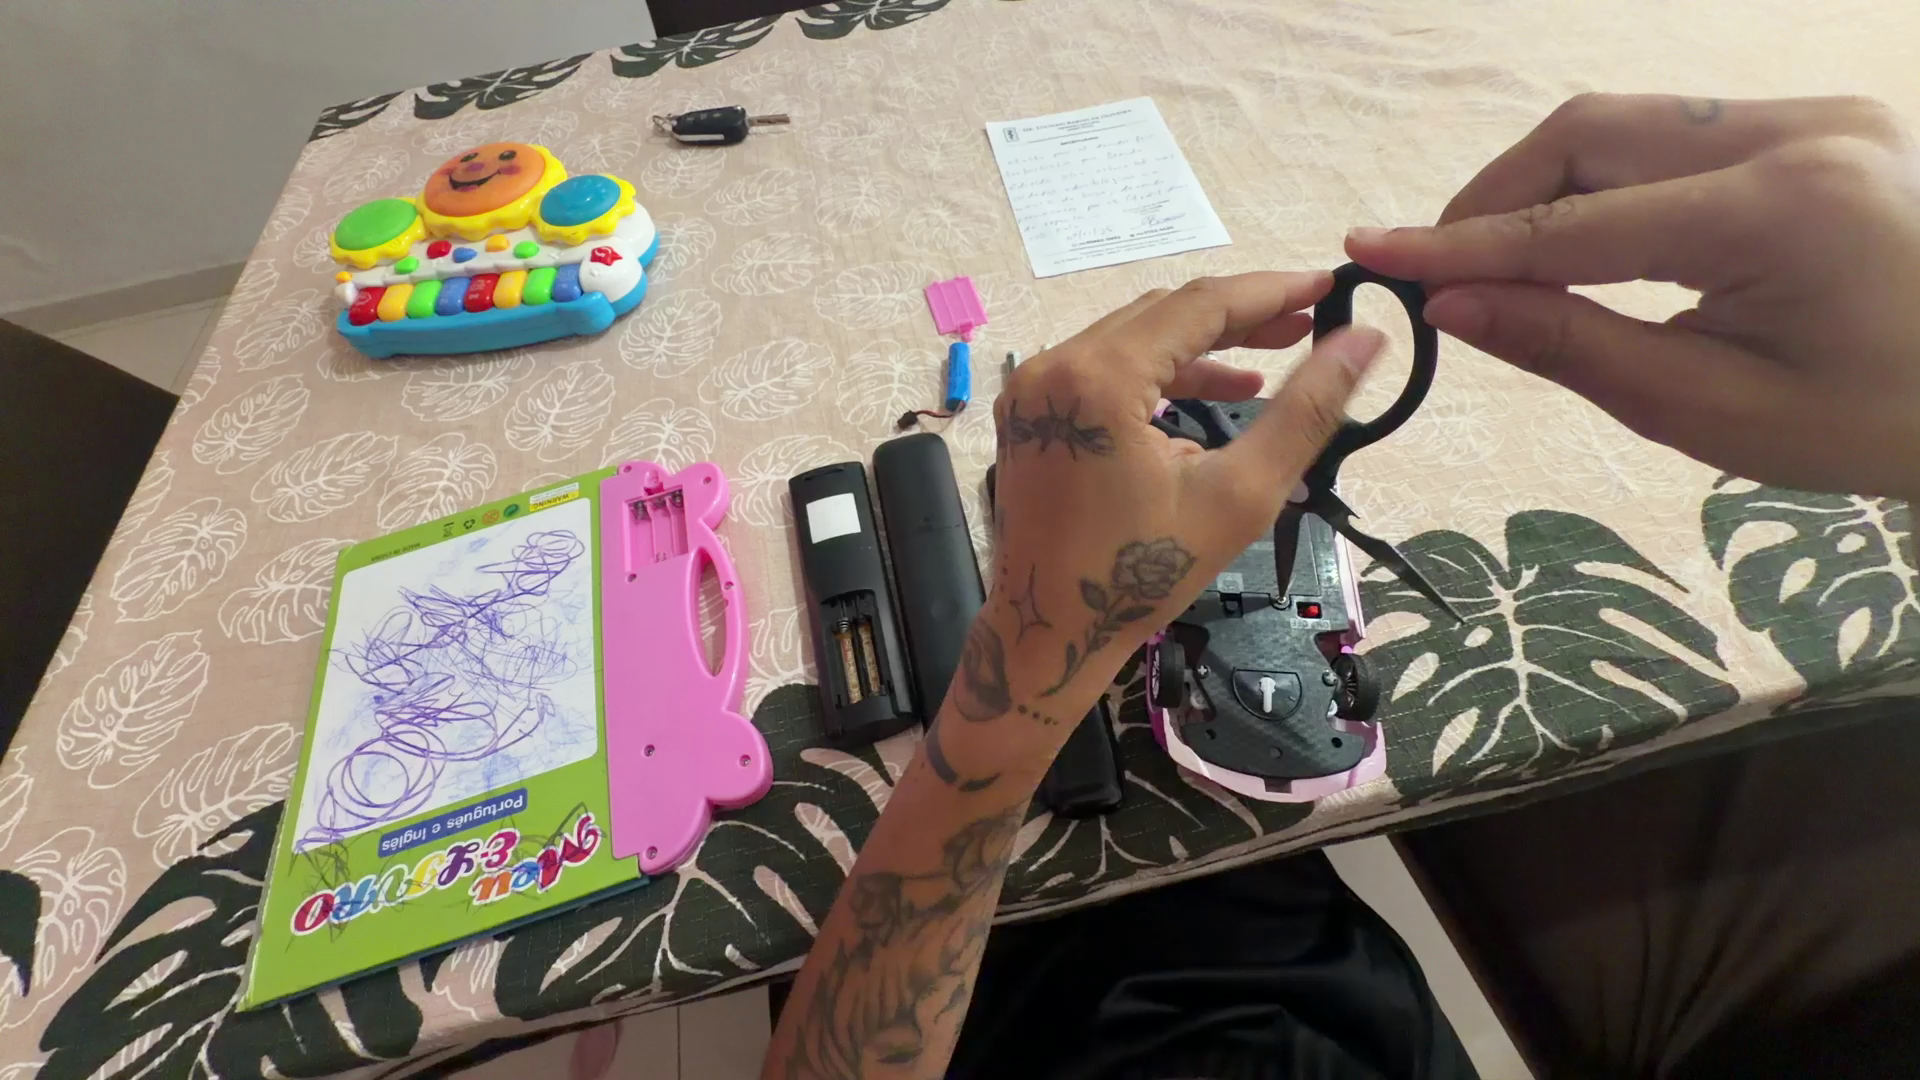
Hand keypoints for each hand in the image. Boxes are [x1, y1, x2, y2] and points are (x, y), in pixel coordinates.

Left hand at [967, 273, 1382, 737]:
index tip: (1327, 286)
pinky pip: (1100, 372)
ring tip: (1264, 366)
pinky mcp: (1027, 413)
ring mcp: (1031, 390)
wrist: (1052, 627)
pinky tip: (1204, 399)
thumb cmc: (1145, 572)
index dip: (1270, 293)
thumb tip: (1364, 340)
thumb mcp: (1239, 493)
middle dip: (1237, 317)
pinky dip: (1153, 379)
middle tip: (1304, 327)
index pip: (1197, 306)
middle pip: (1161, 314)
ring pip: (1129, 339)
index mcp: (1098, 378)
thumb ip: (1304, 410)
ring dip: (1196, 350)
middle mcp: (1052, 367)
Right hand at [1344, 93, 1919, 499]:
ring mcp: (1803, 120)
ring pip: (1609, 128)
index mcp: (1777, 212)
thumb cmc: (1864, 420)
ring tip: (1488, 268)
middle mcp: (1793, 135)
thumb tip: (1449, 306)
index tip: (1366, 250)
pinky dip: (1574, 190)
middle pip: (1580, 137)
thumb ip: (1564, 342)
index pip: (1563, 226)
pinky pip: (1649, 140)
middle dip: (1484, 203)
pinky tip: (1556, 247)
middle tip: (1435, 276)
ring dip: (1523, 192)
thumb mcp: (1694, 403)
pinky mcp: (1799, 131)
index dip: (1452, 244)